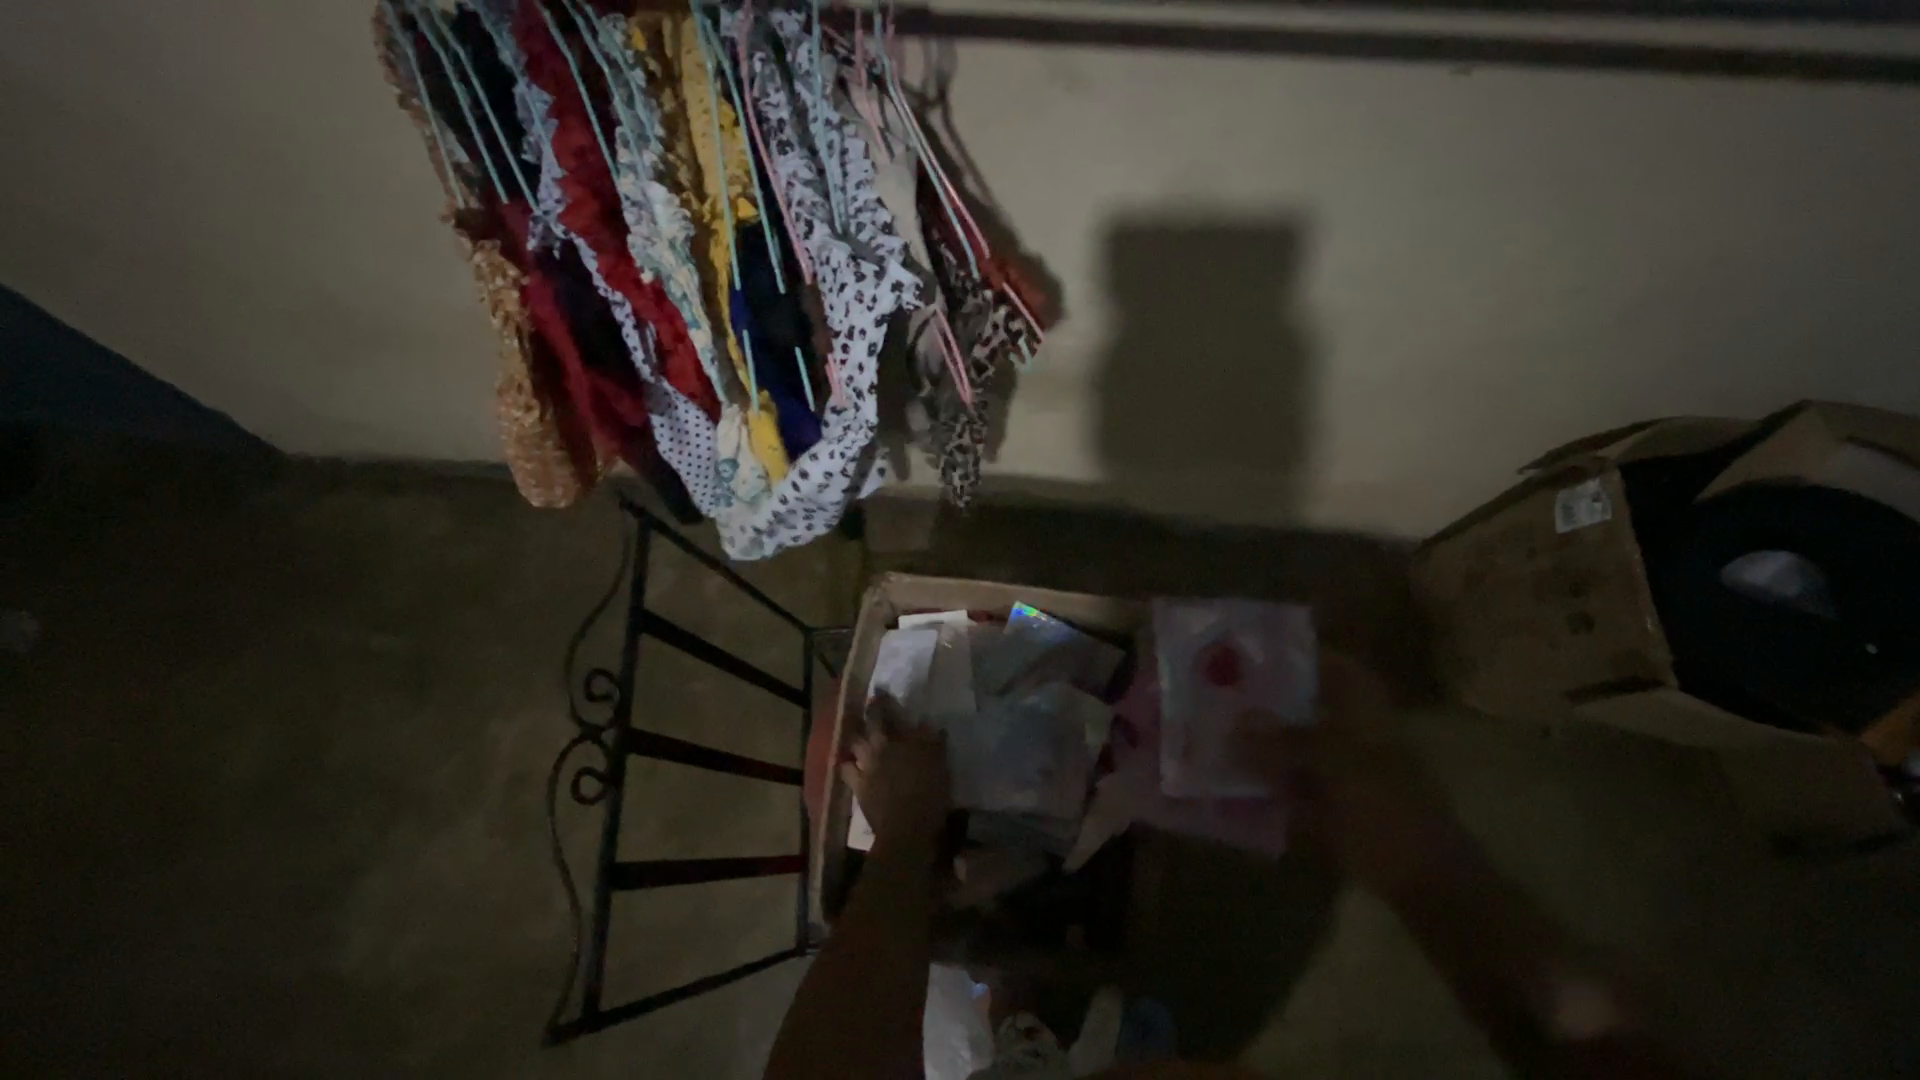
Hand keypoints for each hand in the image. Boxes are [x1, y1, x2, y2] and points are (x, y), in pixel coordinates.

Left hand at [840, 694, 949, 848]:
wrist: (908, 828)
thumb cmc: (930, 796)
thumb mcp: (940, 765)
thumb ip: (934, 742)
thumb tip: (929, 722)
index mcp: (904, 740)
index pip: (892, 713)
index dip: (885, 700)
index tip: (880, 690)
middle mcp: (882, 747)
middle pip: (872, 722)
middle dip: (869, 710)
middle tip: (869, 702)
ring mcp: (867, 765)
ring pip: (855, 741)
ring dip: (853, 731)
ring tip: (852, 726)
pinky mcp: (858, 784)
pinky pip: (846, 769)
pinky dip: (845, 762)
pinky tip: (844, 760)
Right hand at [1237, 653, 1474, 898]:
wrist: (1427, 886)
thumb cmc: (1390, 814)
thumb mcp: (1337, 769)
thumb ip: (1286, 741)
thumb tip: (1236, 723)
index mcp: (1366, 717)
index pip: (1336, 668)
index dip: (1302, 653)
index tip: (1257, 648)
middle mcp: (1353, 739)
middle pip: (1307, 708)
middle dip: (1266, 700)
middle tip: (1217, 690)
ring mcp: (1342, 777)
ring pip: (1293, 750)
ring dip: (1259, 744)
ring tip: (1211, 732)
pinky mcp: (1330, 812)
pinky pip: (1288, 789)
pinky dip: (1262, 786)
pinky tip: (1226, 783)